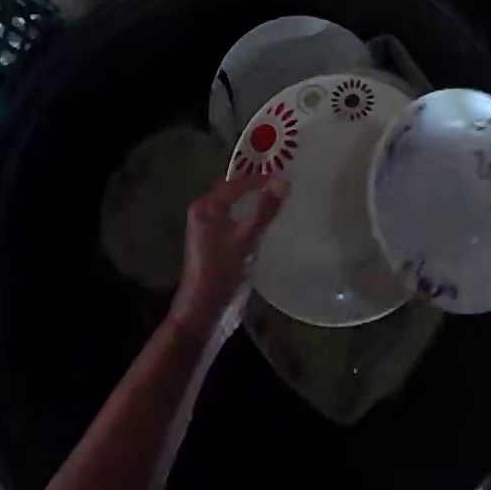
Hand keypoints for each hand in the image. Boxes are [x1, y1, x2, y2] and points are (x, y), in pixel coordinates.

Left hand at [169, 171, 286, 333]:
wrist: (203, 313)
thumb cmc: (221, 273)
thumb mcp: (245, 240)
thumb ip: (264, 210)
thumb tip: (284, 181)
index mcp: (206, 206)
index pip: (237, 183)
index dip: (261, 178)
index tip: (287, 176)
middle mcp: (205, 212)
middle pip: (235, 191)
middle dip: (258, 186)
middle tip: (286, 182)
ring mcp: (210, 229)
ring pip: (237, 207)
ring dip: (257, 202)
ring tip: (283, 198)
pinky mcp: (218, 244)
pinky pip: (238, 221)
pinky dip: (253, 217)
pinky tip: (271, 222)